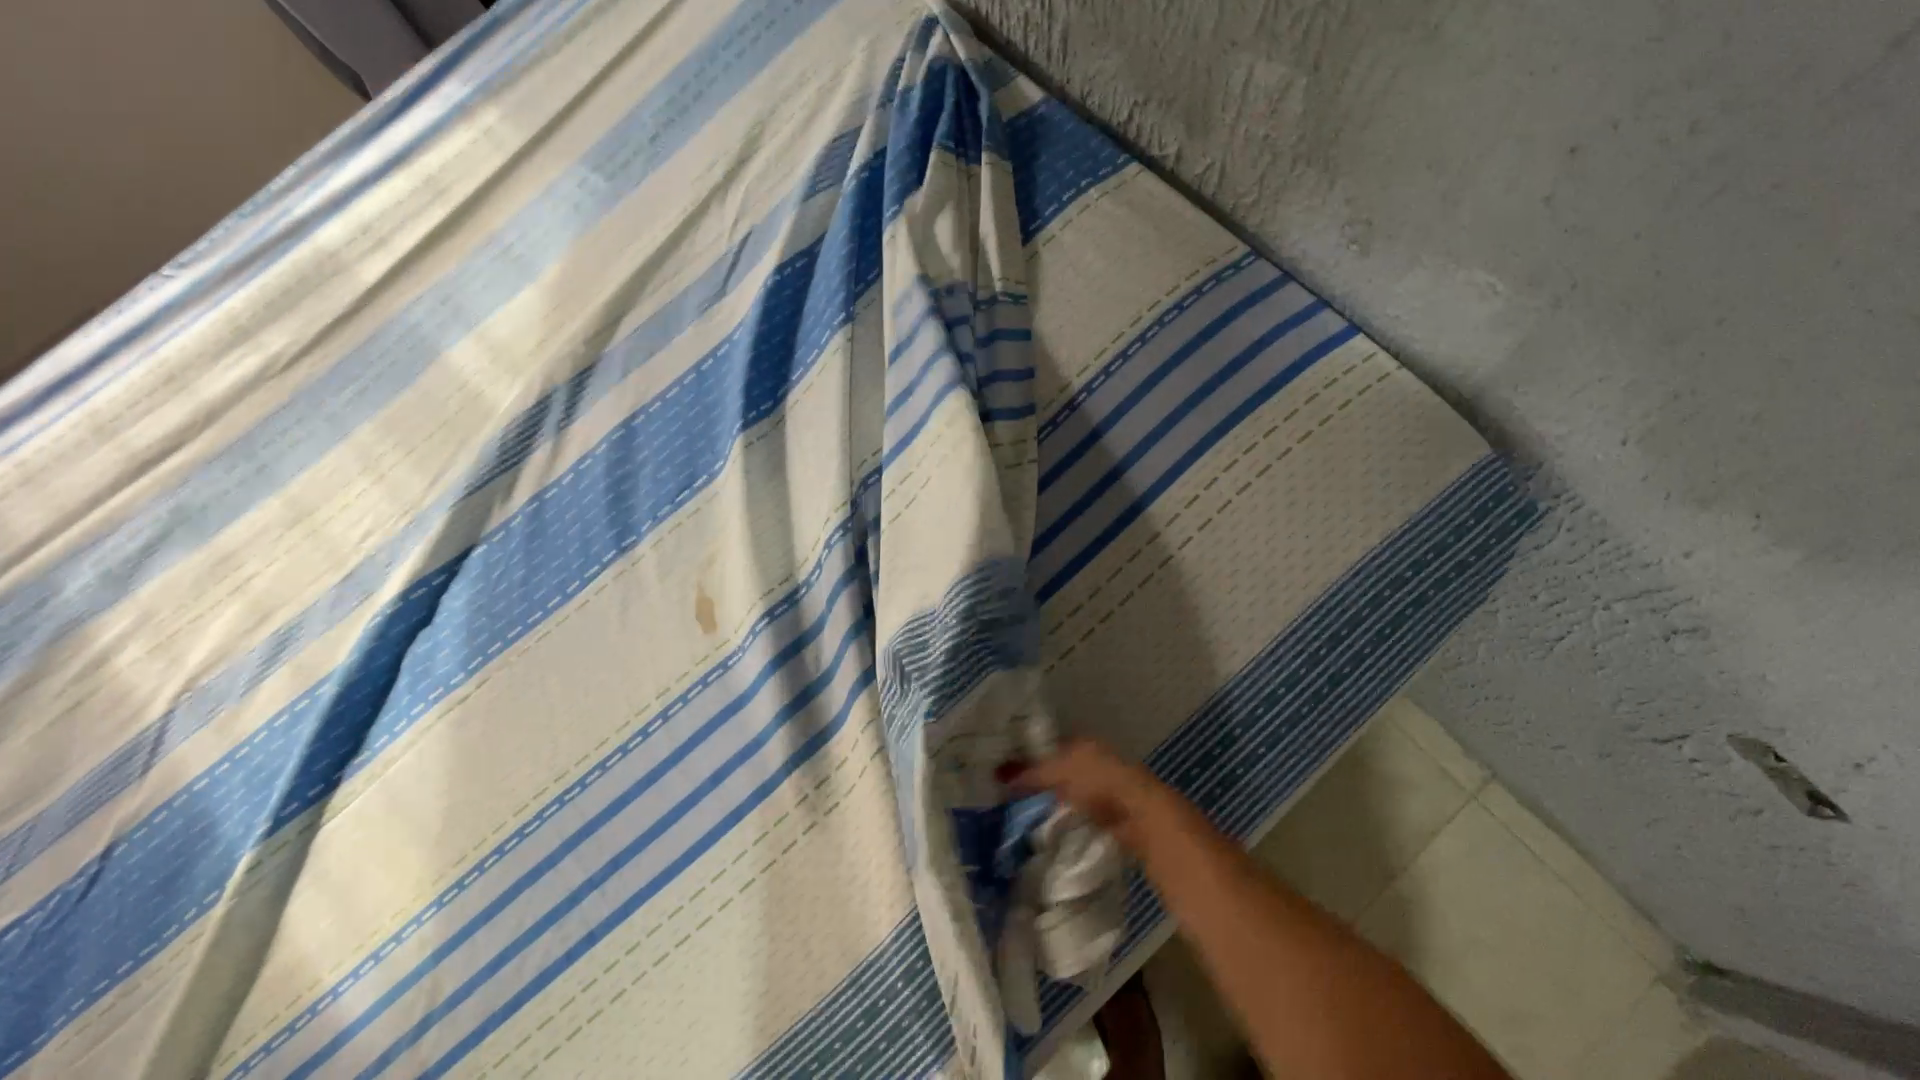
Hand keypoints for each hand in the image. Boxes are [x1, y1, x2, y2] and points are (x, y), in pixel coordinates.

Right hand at [999, 738, 1171, 850]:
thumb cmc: (1098, 782)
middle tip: (1006, 799)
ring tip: (1020, 818)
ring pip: (1064, 794)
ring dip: (1048, 805)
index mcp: (1081, 744)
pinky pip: (1074, 815)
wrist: (1139, 816)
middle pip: (1055, 771)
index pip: (1045, 747)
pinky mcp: (1105, 816)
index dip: (1025, 758)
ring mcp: (1100, 790)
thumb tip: (999, 775)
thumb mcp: (1057, 771)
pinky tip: (1044, 831)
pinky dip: (1061, 821)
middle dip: (1035, 784)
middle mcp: (1091, 762)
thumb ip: (1029, 773)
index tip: (1002, 775)